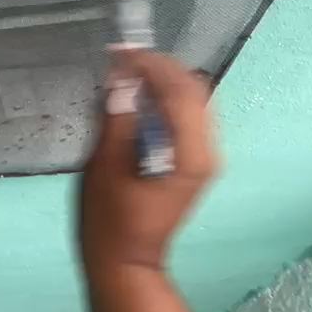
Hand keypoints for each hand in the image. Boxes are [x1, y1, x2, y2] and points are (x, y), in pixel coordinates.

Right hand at [78, 49, 219, 273]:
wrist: (124, 259)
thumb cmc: (109, 217)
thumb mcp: (105, 165)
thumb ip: (117, 118)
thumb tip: (121, 78)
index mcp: (189, 154)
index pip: (181, 91)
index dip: (151, 64)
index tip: (118, 51)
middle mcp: (206, 151)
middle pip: (194, 90)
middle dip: (159, 67)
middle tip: (120, 58)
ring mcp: (202, 156)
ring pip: (192, 100)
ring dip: (161, 80)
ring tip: (124, 72)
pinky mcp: (191, 160)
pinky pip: (184, 116)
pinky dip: (161, 98)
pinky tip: (134, 98)